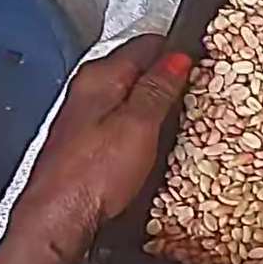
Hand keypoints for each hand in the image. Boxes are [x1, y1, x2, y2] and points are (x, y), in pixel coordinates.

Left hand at [13, 34, 191, 259]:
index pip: (146, 46)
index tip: (203, 63)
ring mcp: (89, 115)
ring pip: (133, 94)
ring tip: (186, 113)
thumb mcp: (139, 126)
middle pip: (139, 68)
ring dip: (159, 100)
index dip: (177, 51)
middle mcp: (90, 90)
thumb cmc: (94, 174)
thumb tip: (178, 59)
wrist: (59, 217)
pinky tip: (159, 136)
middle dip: (169, 75)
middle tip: (200, 89)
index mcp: (100, 78)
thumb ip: (159, 89)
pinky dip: (147, 121)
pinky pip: (127, 117)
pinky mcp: (92, 139)